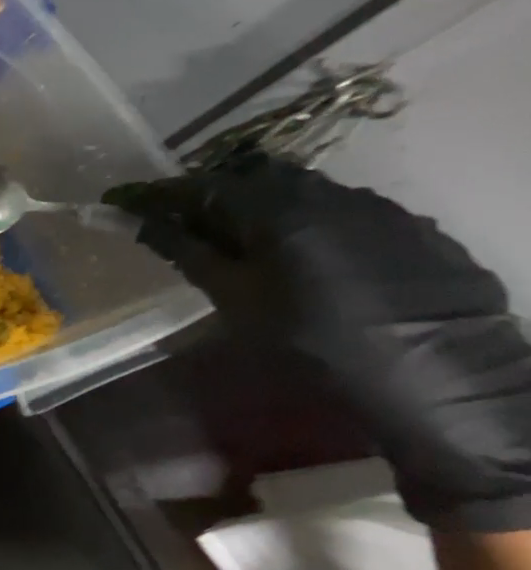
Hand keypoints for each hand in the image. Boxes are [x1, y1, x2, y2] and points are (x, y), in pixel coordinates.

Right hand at [106, 154, 530, 531]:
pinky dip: (313, 229)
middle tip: (184, 226)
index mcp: (278, 206)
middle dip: (212, 197)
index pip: (198, 185)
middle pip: (252, 180)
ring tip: (248, 245)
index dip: (155, 194)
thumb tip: (134, 218)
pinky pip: (348, 216)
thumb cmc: (318, 346)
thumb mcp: (237, 302)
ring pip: (303, 194)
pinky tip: (312, 265)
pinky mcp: (417, 233)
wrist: (448, 389)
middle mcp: (329, 193)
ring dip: (265, 211)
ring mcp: (381, 210)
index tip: (120, 203)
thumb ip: (185, 251)